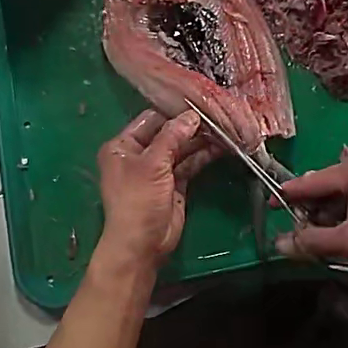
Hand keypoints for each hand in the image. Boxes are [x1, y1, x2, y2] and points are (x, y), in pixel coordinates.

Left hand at [96, 110, 216, 270]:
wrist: (142, 244)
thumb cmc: (138, 201)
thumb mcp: (152, 164)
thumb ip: (172, 136)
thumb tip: (192, 116)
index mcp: (123, 146)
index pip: (151, 120)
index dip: (174, 113)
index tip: (199, 103)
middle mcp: (139, 155)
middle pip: (169, 134)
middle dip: (192, 127)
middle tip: (218, 116)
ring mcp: (158, 170)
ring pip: (182, 149)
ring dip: (201, 141)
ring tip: (224, 130)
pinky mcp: (174, 184)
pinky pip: (190, 164)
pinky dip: (204, 156)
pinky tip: (221, 147)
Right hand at [275, 150, 347, 272]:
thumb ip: (310, 241)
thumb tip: (279, 244)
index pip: (310, 181)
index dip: (287, 196)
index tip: (268, 207)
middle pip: (325, 186)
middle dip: (310, 210)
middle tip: (295, 233)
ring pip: (341, 194)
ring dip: (328, 216)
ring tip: (319, 239)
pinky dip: (344, 214)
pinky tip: (341, 233)